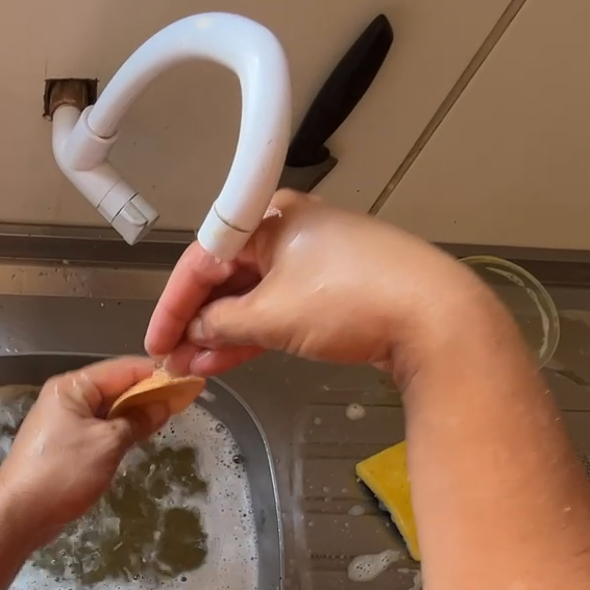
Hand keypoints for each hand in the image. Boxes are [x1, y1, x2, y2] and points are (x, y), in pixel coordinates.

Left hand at [0, 358, 166, 541]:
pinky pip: (98, 430)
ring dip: (133, 416)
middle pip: (115, 387)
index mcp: (73, 386)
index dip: (156, 375)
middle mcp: (66, 397)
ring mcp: (62, 422)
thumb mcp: (108, 444)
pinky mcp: (63, 445)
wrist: (19, 513)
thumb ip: (138, 421)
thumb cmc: (63, 472)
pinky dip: (118, 433)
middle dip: (146, 396)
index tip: (188, 385)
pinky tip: (137, 442)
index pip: (124, 368)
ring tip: (165, 424)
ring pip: (107, 411)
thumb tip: (164, 405)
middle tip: (181, 408)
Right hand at [144, 190, 509, 380]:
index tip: (156, 341)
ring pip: (250, 299)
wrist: (434, 318)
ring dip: (220, 335)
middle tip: (172, 358)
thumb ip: (221, 324)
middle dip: (196, 323)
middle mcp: (289, 232)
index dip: (174, 305)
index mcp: (271, 219)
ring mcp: (312, 262)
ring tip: (193, 370)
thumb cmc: (351, 300)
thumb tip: (194, 333)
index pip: (203, 260)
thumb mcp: (272, 316)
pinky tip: (225, 362)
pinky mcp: (330, 291)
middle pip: (226, 278)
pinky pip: (276, 311)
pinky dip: (251, 336)